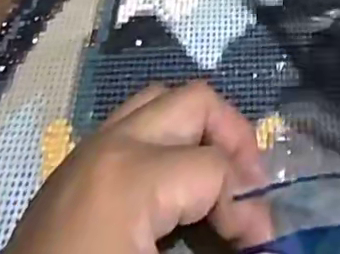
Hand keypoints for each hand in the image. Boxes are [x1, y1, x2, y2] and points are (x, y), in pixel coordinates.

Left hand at [5, 83, 272, 253]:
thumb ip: (215, 248)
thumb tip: (263, 238)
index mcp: (132, 174)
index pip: (215, 166)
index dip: (250, 206)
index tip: (265, 245)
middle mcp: (112, 143)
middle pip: (193, 101)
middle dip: (234, 139)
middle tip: (251, 191)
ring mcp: (88, 148)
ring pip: (161, 101)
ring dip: (198, 132)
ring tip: (218, 181)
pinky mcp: (74, 166)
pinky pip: (132, 124)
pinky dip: (166, 140)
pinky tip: (175, 190)